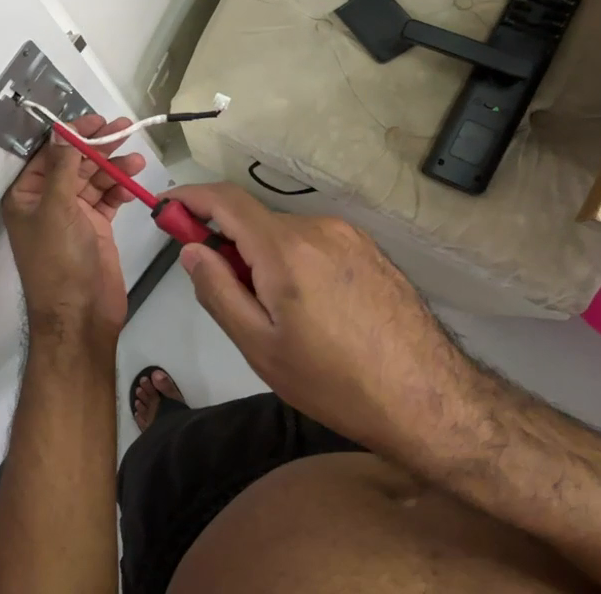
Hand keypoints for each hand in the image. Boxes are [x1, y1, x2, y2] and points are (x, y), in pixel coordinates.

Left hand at [1, 115, 145, 345]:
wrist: (80, 317)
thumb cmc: (59, 262)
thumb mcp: (56, 209)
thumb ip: (63, 168)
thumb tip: (62, 131)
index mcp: (25, 196)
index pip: (48, 155)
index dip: (71, 135)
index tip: (96, 120)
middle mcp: (46, 202)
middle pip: (73, 164)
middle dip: (97, 146)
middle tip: (124, 128)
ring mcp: (72, 216)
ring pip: (93, 180)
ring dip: (113, 166)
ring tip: (136, 154)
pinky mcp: (95, 228)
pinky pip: (107, 199)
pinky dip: (120, 188)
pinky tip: (133, 180)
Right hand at [158, 182, 480, 457]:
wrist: (435, 403)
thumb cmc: (336, 382)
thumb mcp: (259, 347)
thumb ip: (217, 291)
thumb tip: (192, 250)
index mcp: (286, 248)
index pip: (224, 200)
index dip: (189, 197)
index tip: (165, 209)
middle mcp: (319, 228)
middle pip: (254, 220)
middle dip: (228, 244)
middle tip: (226, 294)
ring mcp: (350, 237)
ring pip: (284, 234)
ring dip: (263, 257)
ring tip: (277, 316)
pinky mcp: (372, 252)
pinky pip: (314, 244)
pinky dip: (293, 262)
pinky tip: (310, 311)